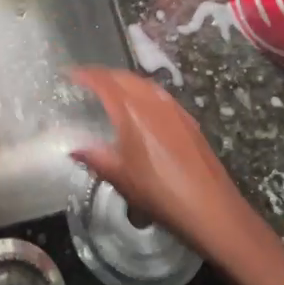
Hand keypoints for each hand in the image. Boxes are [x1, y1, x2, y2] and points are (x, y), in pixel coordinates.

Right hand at [70, 67, 252, 256]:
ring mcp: (175, 109)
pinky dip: (143, 93)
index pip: (104, 81)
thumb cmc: (161, 194)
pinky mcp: (189, 121)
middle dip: (104, 75)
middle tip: (88, 81)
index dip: (85, 74)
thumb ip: (95, 158)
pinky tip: (143, 110)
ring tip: (112, 92)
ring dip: (125, 82)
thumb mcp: (121, 178)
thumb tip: (74, 148)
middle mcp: (153, 102)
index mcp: (132, 111)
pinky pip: (159, 95)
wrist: (213, 210)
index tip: (70, 74)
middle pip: (124, 77)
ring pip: (144, 84)